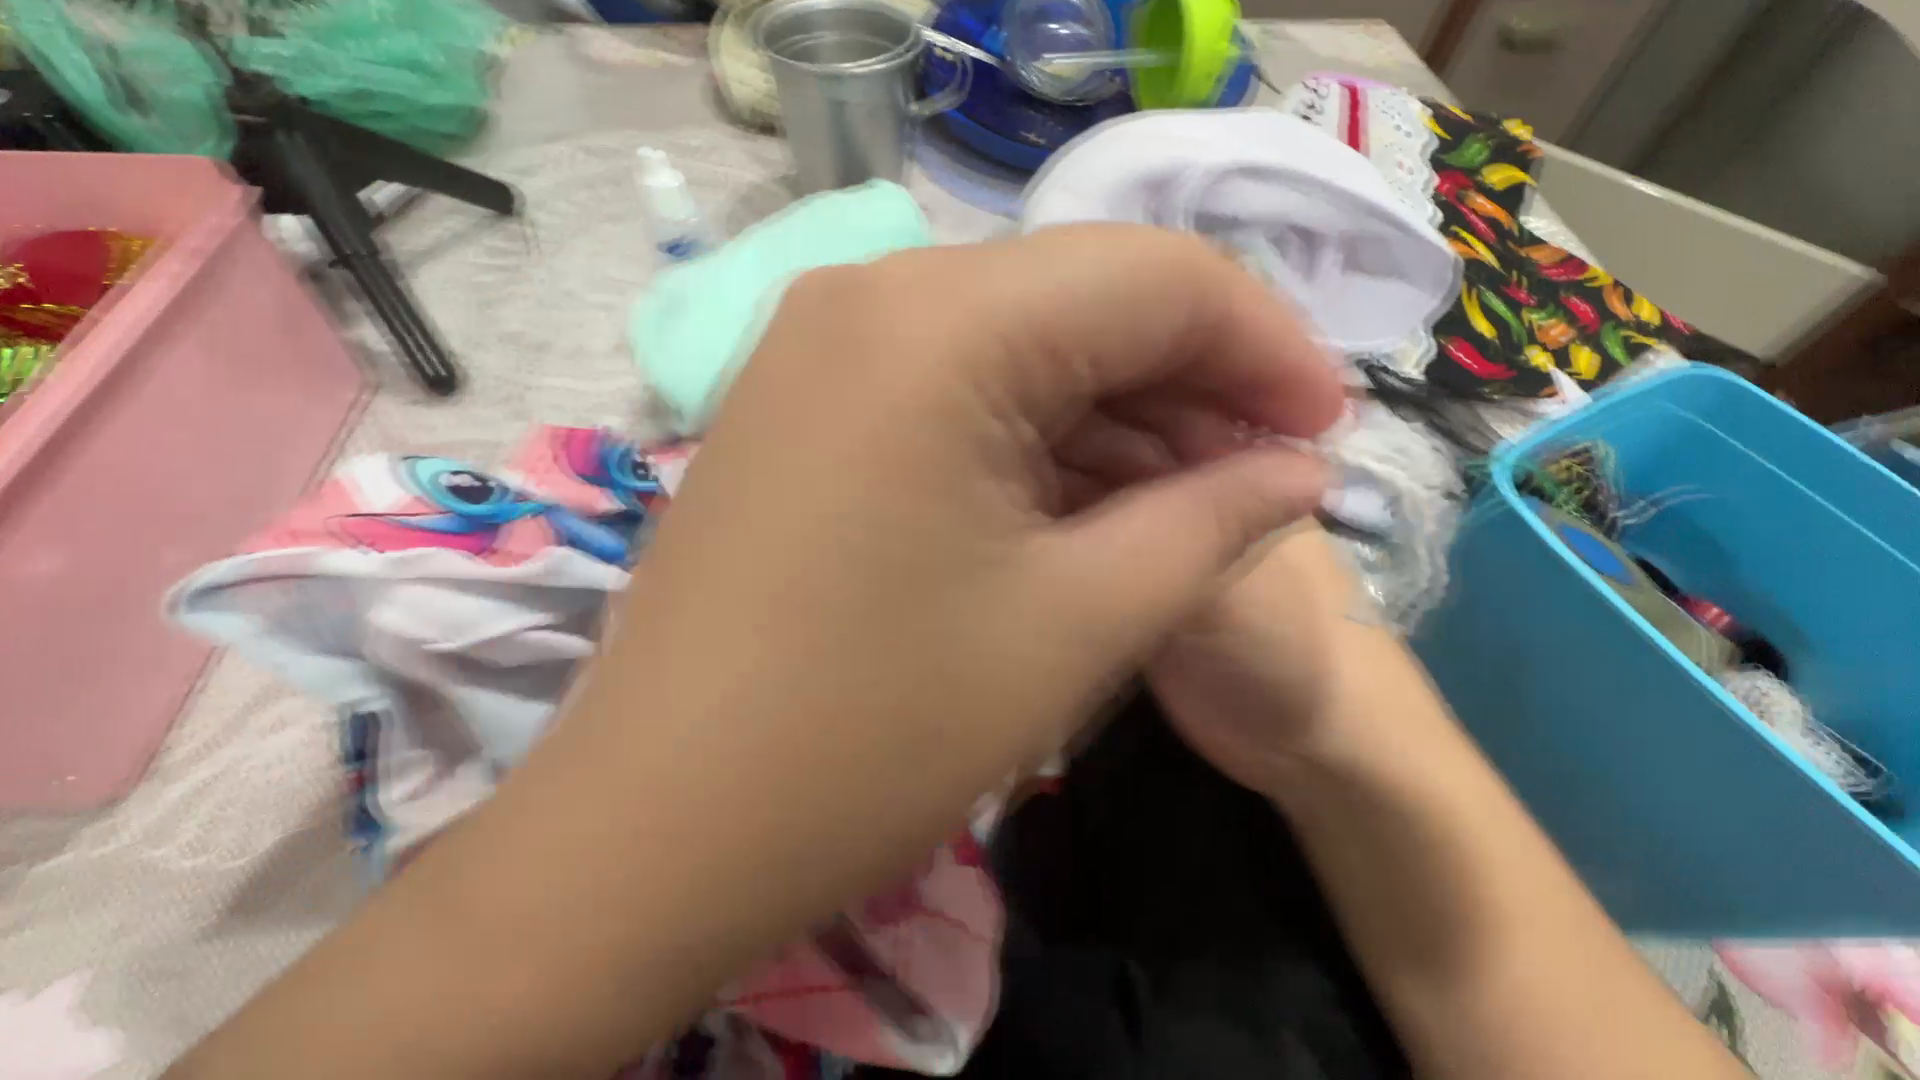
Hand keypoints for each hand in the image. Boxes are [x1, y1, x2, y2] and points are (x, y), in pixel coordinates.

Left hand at [618, 225, 1343, 881]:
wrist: (659, 827)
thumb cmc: (876, 734)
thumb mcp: (1079, 623)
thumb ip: (1214, 521)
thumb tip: (1299, 470)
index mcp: (942, 320)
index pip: (1158, 276)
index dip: (1267, 348)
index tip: (1327, 437)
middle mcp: (869, 294)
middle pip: (1084, 299)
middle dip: (1193, 382)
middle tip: (1266, 480)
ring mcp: (818, 348)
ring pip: (1017, 342)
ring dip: (1116, 414)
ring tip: (1191, 506)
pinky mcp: (797, 407)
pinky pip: (949, 387)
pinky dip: (1033, 435)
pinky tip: (1086, 504)